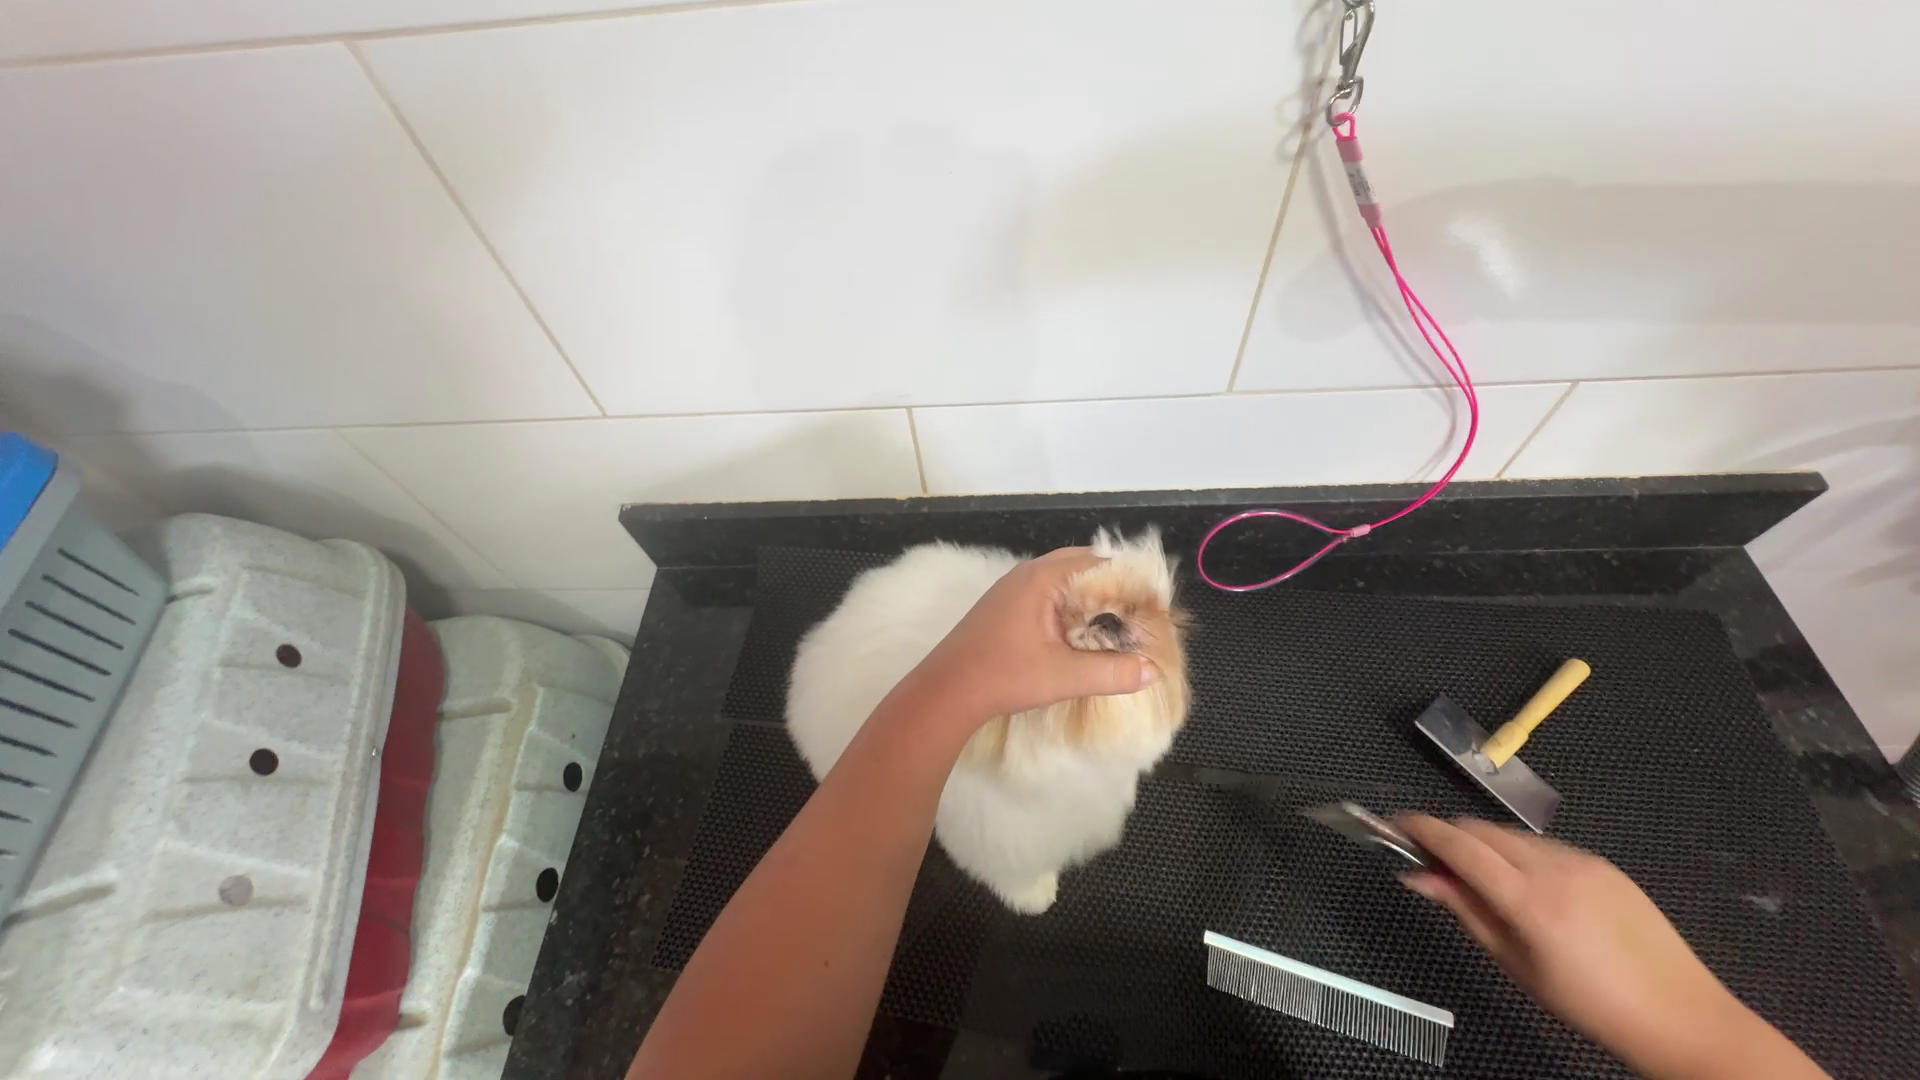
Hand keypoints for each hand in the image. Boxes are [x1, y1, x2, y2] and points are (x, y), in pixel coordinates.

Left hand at [897, 546, 1157, 726]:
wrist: (946, 692)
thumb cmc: (1002, 676)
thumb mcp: (1063, 677)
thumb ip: (1111, 672)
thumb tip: (1152, 671)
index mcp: (1042, 578)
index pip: (1100, 562)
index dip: (1130, 582)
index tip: (1153, 605)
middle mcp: (1027, 573)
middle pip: (1083, 566)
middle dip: (1113, 588)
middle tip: (1139, 614)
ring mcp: (1012, 589)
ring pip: (1064, 582)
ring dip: (1091, 598)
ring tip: (1118, 625)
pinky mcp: (1005, 607)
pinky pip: (1048, 595)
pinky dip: (1070, 607)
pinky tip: (1082, 634)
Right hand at [1396, 816, 1828, 1079]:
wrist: (1685, 1019)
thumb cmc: (1589, 1004)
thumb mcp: (1514, 964)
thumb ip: (1463, 910)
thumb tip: (1417, 876)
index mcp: (1528, 898)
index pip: (1458, 844)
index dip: (1420, 828)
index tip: (1392, 823)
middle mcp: (1552, 866)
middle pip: (1479, 828)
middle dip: (1447, 835)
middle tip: (1428, 858)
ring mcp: (1582, 860)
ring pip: (1509, 834)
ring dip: (1481, 844)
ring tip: (1478, 878)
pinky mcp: (1603, 863)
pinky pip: (1542, 846)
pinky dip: (1517, 853)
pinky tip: (1525, 886)